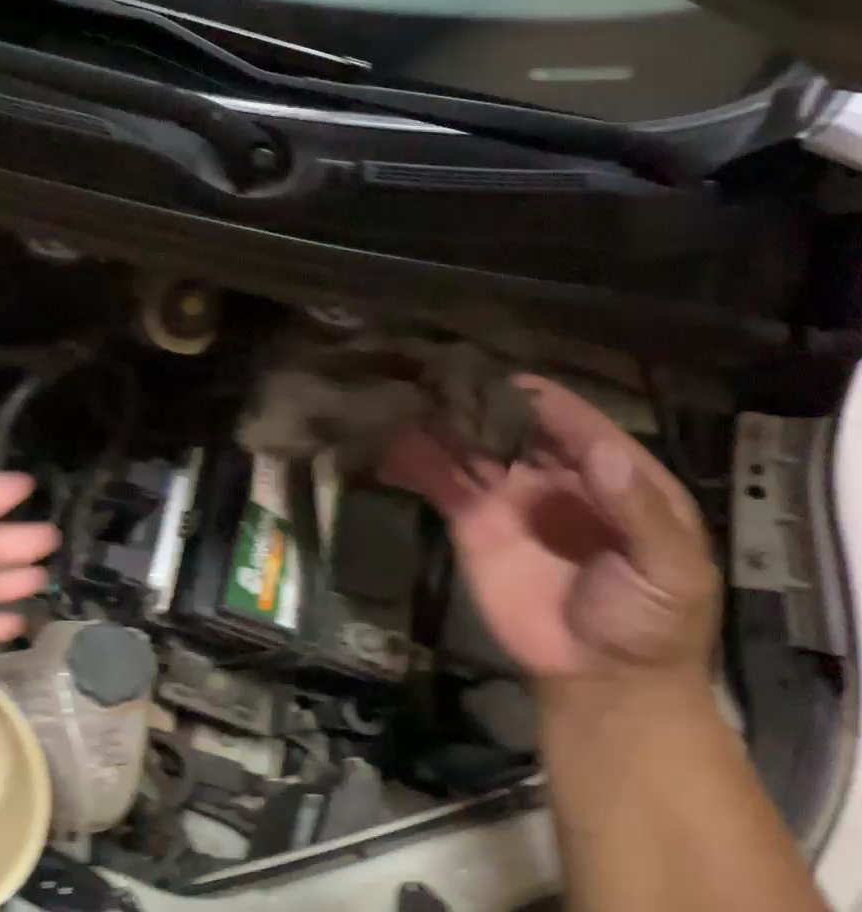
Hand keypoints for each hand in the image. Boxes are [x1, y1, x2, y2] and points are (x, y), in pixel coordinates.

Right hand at [380, 376, 719, 683]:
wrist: (598, 678)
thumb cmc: (653, 623)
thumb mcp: (671, 571)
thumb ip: (638, 512)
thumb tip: (600, 452)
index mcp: (615, 478)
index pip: (578, 427)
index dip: (544, 403)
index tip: (504, 380)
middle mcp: (557, 477)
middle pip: (516, 429)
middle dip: (481, 404)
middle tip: (440, 381)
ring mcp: (508, 498)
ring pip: (470, 449)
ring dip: (440, 425)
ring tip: (405, 400)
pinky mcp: (468, 521)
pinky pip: (438, 483)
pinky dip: (413, 462)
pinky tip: (387, 443)